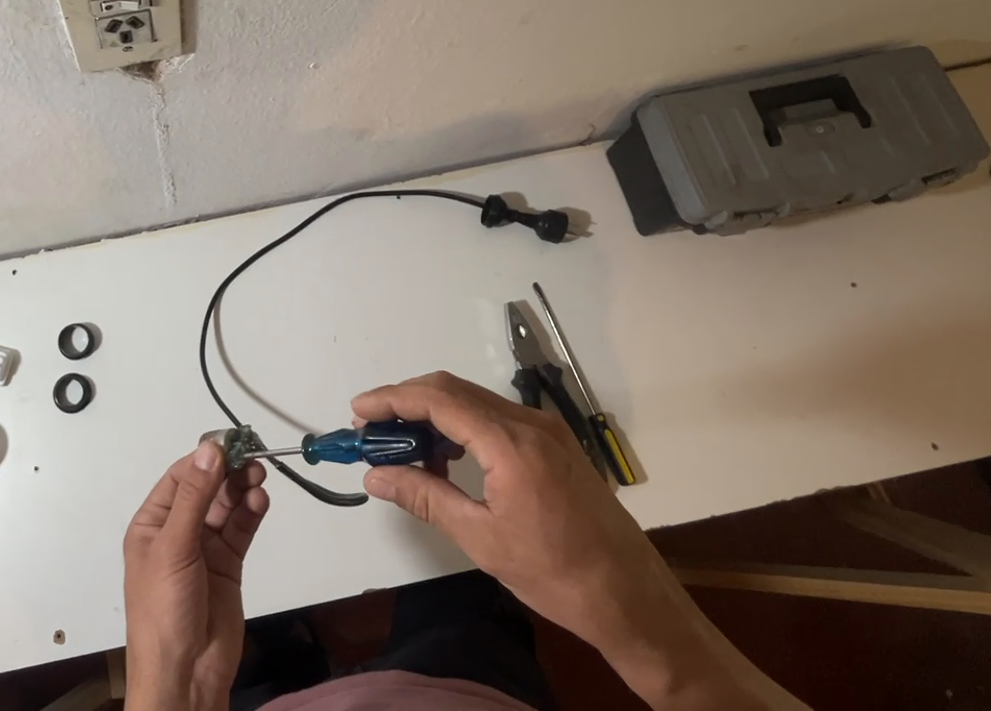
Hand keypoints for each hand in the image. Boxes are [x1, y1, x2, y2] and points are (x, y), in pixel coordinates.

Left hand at [122, 441, 269, 710]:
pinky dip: (251, 513)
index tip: (231, 442)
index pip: (181, 478)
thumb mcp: (174, 547)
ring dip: (242, 489)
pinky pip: (241, 530)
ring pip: (226, 507)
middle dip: (228, 472)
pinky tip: (260, 501)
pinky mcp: (228, 566)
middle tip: (253, 457)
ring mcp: (204, 548)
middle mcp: (178, 531)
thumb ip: (195, 497)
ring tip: (260, 475)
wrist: (184, 675)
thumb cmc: (163, 609)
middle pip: (207, 489)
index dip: (205, 459)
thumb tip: (210, 449)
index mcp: (152, 523)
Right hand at [353, 372, 803, 709]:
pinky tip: (444, 456)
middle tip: (371, 429)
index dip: (391, 399)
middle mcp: (529, 423)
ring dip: (432, 413)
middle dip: (406, 402)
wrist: (634, 600)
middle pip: (453, 389)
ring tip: (401, 446)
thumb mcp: (481, 538)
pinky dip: (460, 425)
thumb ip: (425, 496)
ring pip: (473, 400)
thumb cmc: (555, 574)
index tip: (357, 412)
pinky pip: (494, 417)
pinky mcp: (554, 444)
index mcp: (510, 442)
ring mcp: (546, 430)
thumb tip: (375, 475)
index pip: (438, 399)